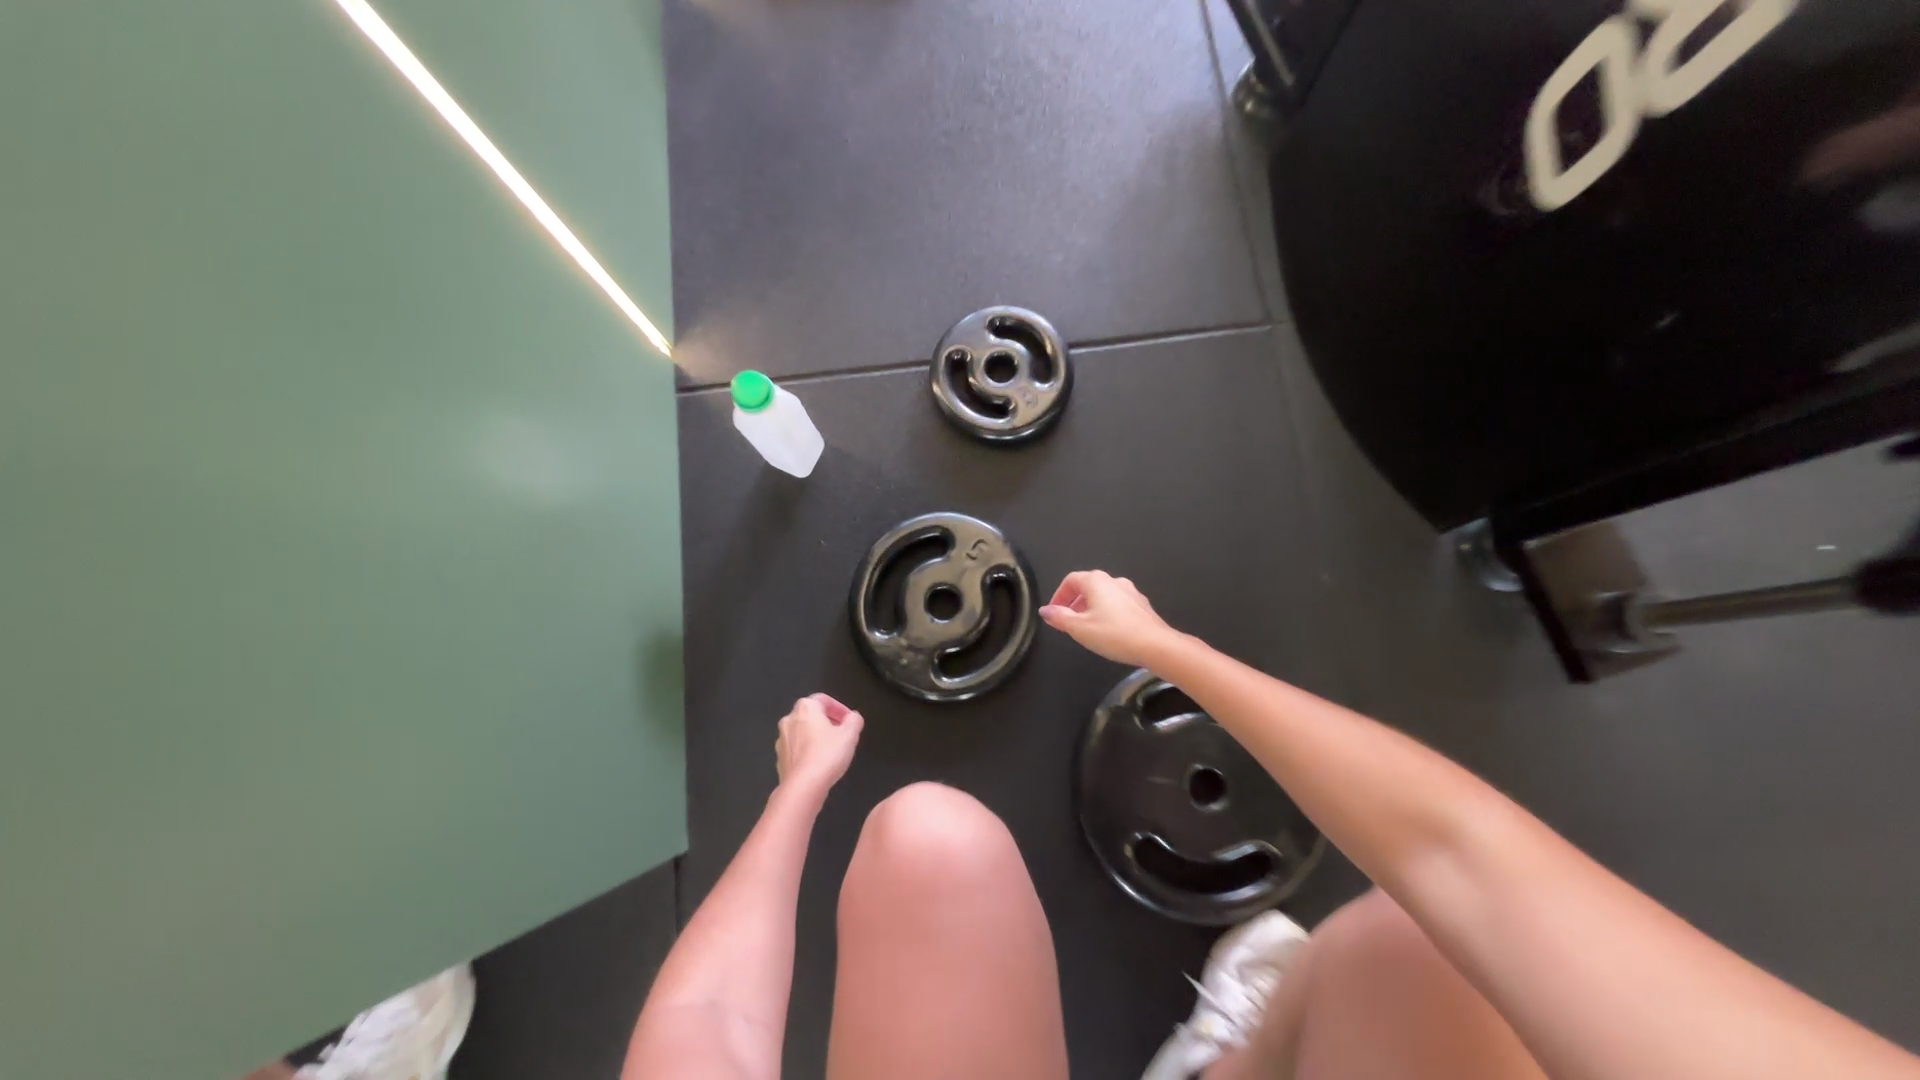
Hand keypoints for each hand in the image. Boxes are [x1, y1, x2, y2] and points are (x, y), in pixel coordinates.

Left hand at [775, 693, 863, 798]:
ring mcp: (781, 740)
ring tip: (831, 750)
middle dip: (827, 722)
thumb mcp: (850, 734)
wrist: (803, 786)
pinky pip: (796, 749)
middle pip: (811, 715)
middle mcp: (789, 719)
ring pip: (802, 732)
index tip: (850, 721)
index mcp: (805, 707)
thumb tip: (853, 717)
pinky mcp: (779, 758)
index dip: (840, 708)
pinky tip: (819, 763)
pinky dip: (807, 751)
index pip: (824, 700)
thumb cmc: (828, 754)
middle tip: (842, 734)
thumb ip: (854, 721)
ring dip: (816, 737)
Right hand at [1039, 570, 1179, 667]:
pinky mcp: (1142, 605)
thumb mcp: (1080, 628)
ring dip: (1091, 608)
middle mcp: (1114, 581)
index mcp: (1096, 581)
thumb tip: (1045, 610)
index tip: (1053, 612)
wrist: (1155, 645)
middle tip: (1067, 621)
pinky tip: (1107, 631)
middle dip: (1074, 602)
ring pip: (1104, 595)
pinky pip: (1118, 604)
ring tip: (1085, 627)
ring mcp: (1131, 592)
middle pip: (1088, 586)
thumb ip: (1060, 617)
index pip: (1070, 580)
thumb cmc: (1113, 634)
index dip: (1059, 595)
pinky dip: (1107, 613)